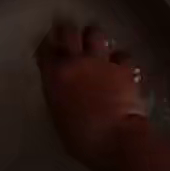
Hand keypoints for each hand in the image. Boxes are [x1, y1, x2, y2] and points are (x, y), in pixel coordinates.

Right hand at [36, 23, 148, 170]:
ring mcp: (100, 63)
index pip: (45, 48)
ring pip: (96, 34)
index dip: (47, 44)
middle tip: (70, 36)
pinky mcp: (124, 70)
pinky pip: (123, 55)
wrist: (117, 139)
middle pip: (68, 32)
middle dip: (68, 31)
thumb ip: (57, 94)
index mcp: (54, 74)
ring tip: (96, 45)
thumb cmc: (81, 137)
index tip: (49, 47)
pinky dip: (121, 59)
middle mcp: (75, 61)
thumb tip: (61, 89)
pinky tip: (121, 66)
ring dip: (94, 37)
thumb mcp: (58, 114)